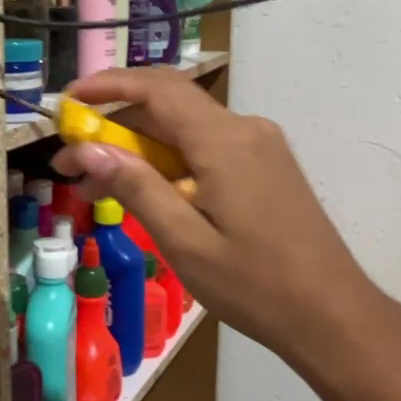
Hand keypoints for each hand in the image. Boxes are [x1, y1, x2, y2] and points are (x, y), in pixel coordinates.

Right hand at [51, 69, 377, 355]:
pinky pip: (206, 147)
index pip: (157, 89)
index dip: (107, 85)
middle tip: (70, 164)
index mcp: (224, 141)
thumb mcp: (184, 241)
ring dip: (138, 148)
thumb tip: (87, 149)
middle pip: (168, 106)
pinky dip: (168, 162)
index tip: (66, 100)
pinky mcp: (266, 166)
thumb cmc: (255, 285)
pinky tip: (145, 193)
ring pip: (185, 129)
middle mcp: (245, 129)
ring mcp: (260, 146)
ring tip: (97, 187)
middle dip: (114, 126)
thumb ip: (135, 187)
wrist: (333, 316)